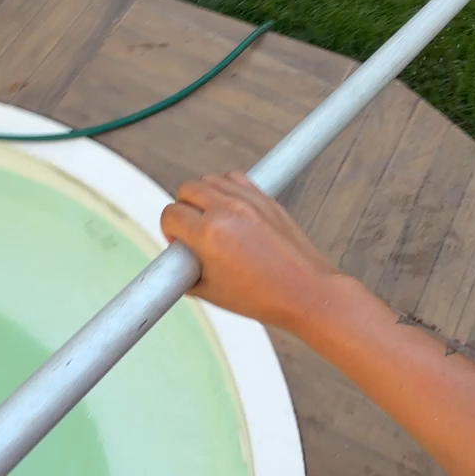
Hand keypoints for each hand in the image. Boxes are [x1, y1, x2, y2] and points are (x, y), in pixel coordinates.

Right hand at [161, 172, 358, 332]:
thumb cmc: (263, 297)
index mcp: (209, 234)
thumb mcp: (211, 292)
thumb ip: (186, 274)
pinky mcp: (266, 199)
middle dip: (183, 209)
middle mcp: (227, 210)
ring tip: (212, 219)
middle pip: (187, 190)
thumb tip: (178, 265)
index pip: (170, 214)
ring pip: (210, 180)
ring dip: (203, 195)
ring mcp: (249, 200)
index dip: (169, 230)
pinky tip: (231, 209)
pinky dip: (227, 188)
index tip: (178, 243)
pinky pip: (236, 179)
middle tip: (192, 231)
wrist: (305, 291)